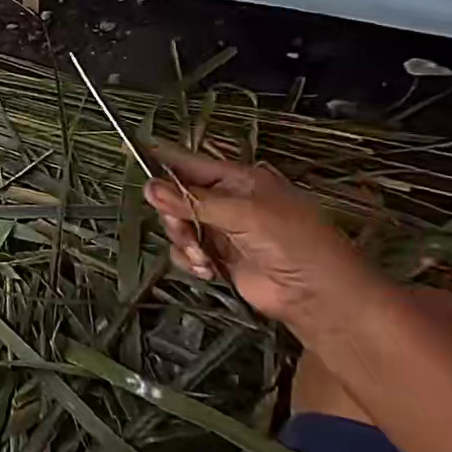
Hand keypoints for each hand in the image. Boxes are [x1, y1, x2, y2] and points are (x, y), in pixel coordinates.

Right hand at [142, 146, 386, 325]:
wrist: (320, 297)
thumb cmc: (294, 244)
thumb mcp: (244, 215)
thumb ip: (192, 202)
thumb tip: (147, 187)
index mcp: (237, 180)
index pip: (189, 162)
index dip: (161, 159)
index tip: (130, 154)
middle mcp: (226, 201)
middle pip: (174, 197)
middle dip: (174, 216)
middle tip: (185, 231)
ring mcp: (220, 229)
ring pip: (176, 225)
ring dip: (183, 242)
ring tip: (203, 258)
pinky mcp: (216, 255)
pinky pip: (183, 250)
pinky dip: (189, 260)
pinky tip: (207, 269)